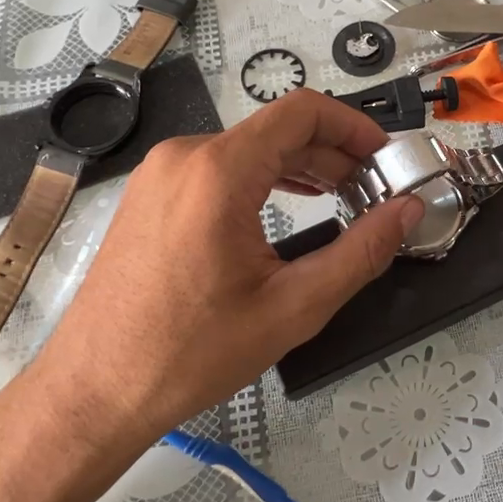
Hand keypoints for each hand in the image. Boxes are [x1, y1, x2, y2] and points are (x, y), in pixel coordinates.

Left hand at [24, 90, 421, 471]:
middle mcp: (183, 158)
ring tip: (342, 200)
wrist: (95, 390)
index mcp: (218, 172)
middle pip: (277, 129)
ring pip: (248, 148)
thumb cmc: (189, 353)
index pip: (301, 112)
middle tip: (372, 192)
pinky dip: (263, 179)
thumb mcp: (294, 306)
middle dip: (334, 154)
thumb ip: (362, 252)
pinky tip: (291, 205)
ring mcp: (160, 174)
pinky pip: (218, 168)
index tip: (384, 158)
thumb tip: (407, 212)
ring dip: (301, 166)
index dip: (353, 126)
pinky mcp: (150, 196)